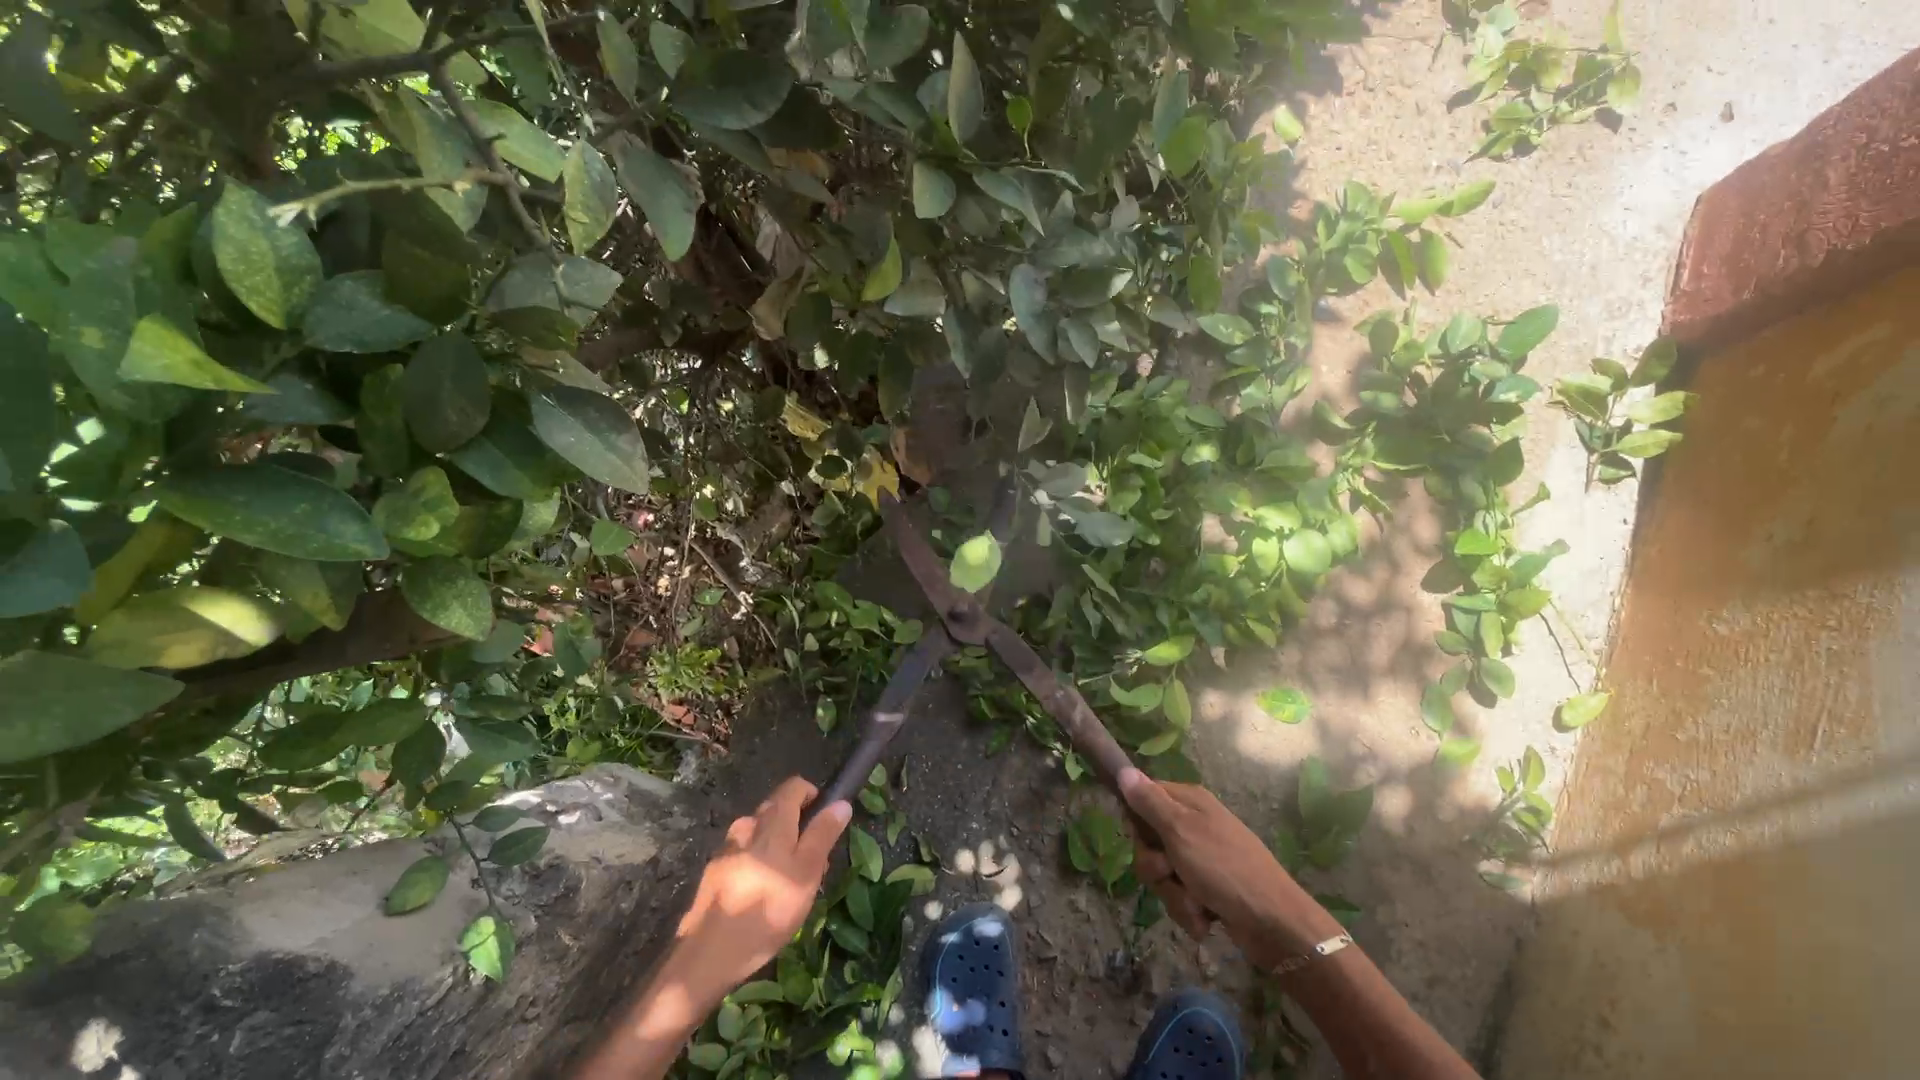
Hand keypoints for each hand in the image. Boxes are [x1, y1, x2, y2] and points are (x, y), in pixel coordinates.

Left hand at [671, 776, 850, 1000]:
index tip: (826, 822)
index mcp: (771, 820)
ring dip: (778, 849)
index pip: (794, 786)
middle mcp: (746, 825)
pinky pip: (745, 856)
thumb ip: (823, 834)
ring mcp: (726, 849)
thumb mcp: (808, 872)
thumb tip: (841, 802)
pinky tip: (763, 898)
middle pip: (777, 811)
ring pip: (760, 836)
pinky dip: (759, 866)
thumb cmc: (769, 908)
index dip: (813, 796)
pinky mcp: (714, 873)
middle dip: (799, 828)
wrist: (711, 952)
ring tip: (791, 886)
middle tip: (815, 865)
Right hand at [1119, 768, 1342, 970]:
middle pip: (1149, 843)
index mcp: (1189, 802)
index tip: (1144, 838)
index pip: (1145, 798)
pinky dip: (1189, 910)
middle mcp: (1194, 826)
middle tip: (1171, 872)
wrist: (1272, 921)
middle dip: (1156, 868)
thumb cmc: (1224, 867)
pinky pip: (1180, 897)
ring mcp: (1202, 859)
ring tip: (1197, 903)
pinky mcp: (1208, 889)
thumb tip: (1123, 770)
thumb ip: (1150, 802)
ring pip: (1163, 875)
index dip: (1138, 822)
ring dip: (1174, 895)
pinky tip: (1206, 917)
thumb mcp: (1181, 830)